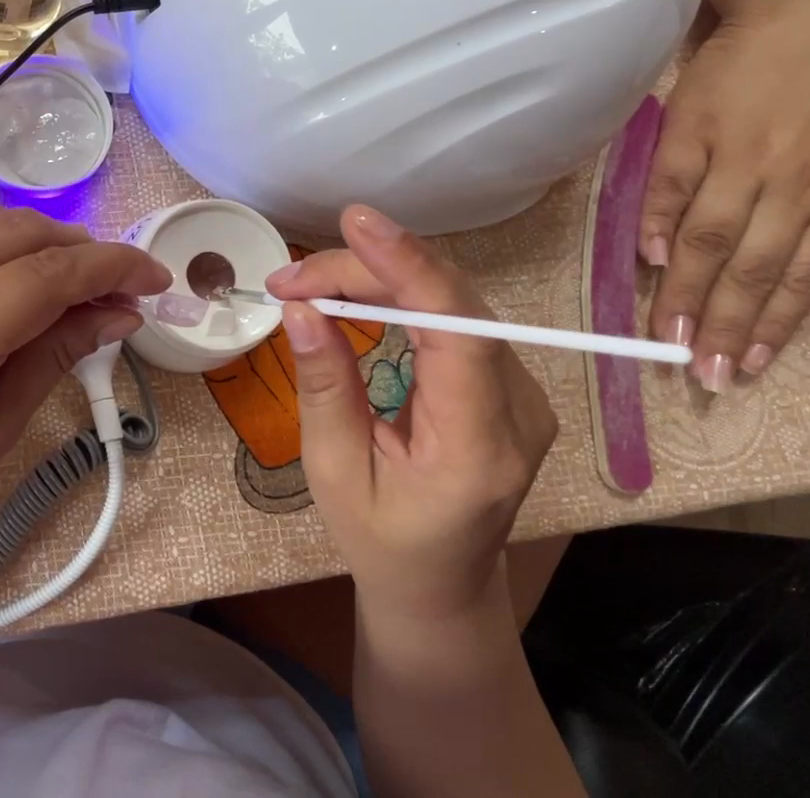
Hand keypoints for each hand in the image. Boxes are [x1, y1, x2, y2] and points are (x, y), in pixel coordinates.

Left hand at [0, 204, 169, 573]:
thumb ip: (54, 358)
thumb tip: (118, 314)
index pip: (42, 277)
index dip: (110, 269)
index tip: (154, 279)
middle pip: (15, 232)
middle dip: (80, 247)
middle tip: (118, 288)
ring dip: (40, 239)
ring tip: (76, 283)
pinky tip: (20, 280)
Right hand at [266, 206, 557, 621]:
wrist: (440, 584)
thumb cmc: (381, 540)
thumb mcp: (335, 472)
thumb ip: (326, 388)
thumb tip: (301, 309)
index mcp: (479, 447)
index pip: (460, 335)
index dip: (411, 269)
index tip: (357, 225)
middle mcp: (519, 411)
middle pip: (452, 307)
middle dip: (368, 272)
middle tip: (288, 277)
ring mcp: (521, 395)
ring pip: (453, 304)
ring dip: (378, 278)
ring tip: (305, 282)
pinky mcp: (504, 385)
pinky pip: (452, 320)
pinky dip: (397, 295)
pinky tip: (350, 293)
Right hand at [644, 0, 809, 390]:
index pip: (808, 271)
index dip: (778, 323)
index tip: (748, 366)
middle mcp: (796, 182)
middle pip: (753, 267)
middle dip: (727, 325)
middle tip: (699, 373)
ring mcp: (739, 157)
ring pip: (710, 239)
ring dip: (687, 291)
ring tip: (665, 334)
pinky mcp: (692, 132)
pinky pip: (670, 187)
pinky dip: (658, 224)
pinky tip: (649, 261)